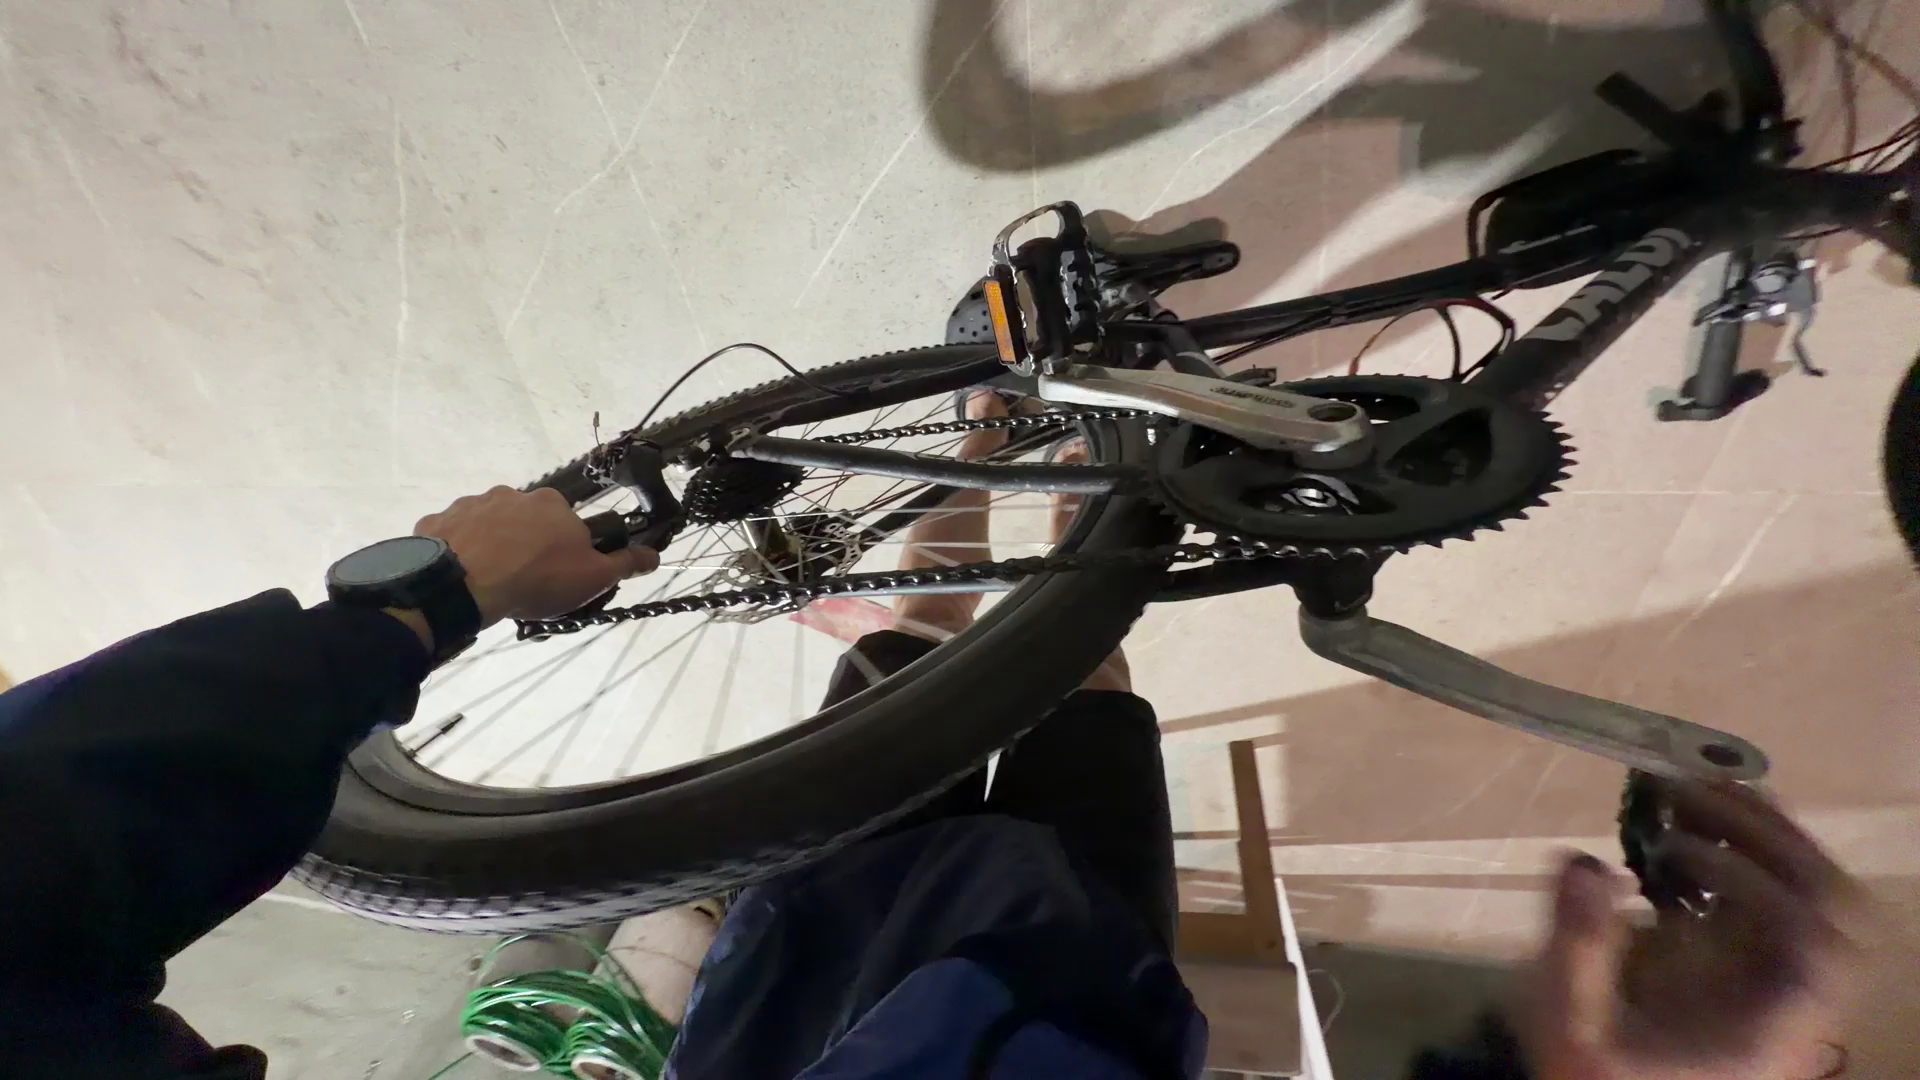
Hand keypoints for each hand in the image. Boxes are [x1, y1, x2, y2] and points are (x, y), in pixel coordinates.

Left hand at [414, 486, 658, 626]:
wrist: (459, 587)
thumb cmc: (537, 578)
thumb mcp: (594, 577)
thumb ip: (626, 563)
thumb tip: (656, 555)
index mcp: (553, 504)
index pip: (568, 523)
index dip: (567, 548)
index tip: (560, 573)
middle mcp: (513, 494)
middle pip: (528, 521)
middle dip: (529, 544)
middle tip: (526, 578)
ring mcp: (470, 504)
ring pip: (490, 526)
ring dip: (494, 545)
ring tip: (492, 580)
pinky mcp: (436, 521)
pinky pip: (455, 534)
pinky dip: (461, 550)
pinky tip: (463, 574)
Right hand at [1528, 780, 1866, 1079]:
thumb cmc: (1593, 1072)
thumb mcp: (1570, 1019)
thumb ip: (1578, 945)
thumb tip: (1582, 860)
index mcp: (1767, 1027)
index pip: (1814, 948)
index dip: (1757, 885)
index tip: (1672, 847)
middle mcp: (1790, 998)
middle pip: (1836, 911)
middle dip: (1768, 836)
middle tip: (1684, 784)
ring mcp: (1770, 976)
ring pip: (1816, 897)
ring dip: (1761, 831)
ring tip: (1687, 783)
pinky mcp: (1738, 959)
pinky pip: (1765, 895)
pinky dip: (1733, 847)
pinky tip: (1677, 819)